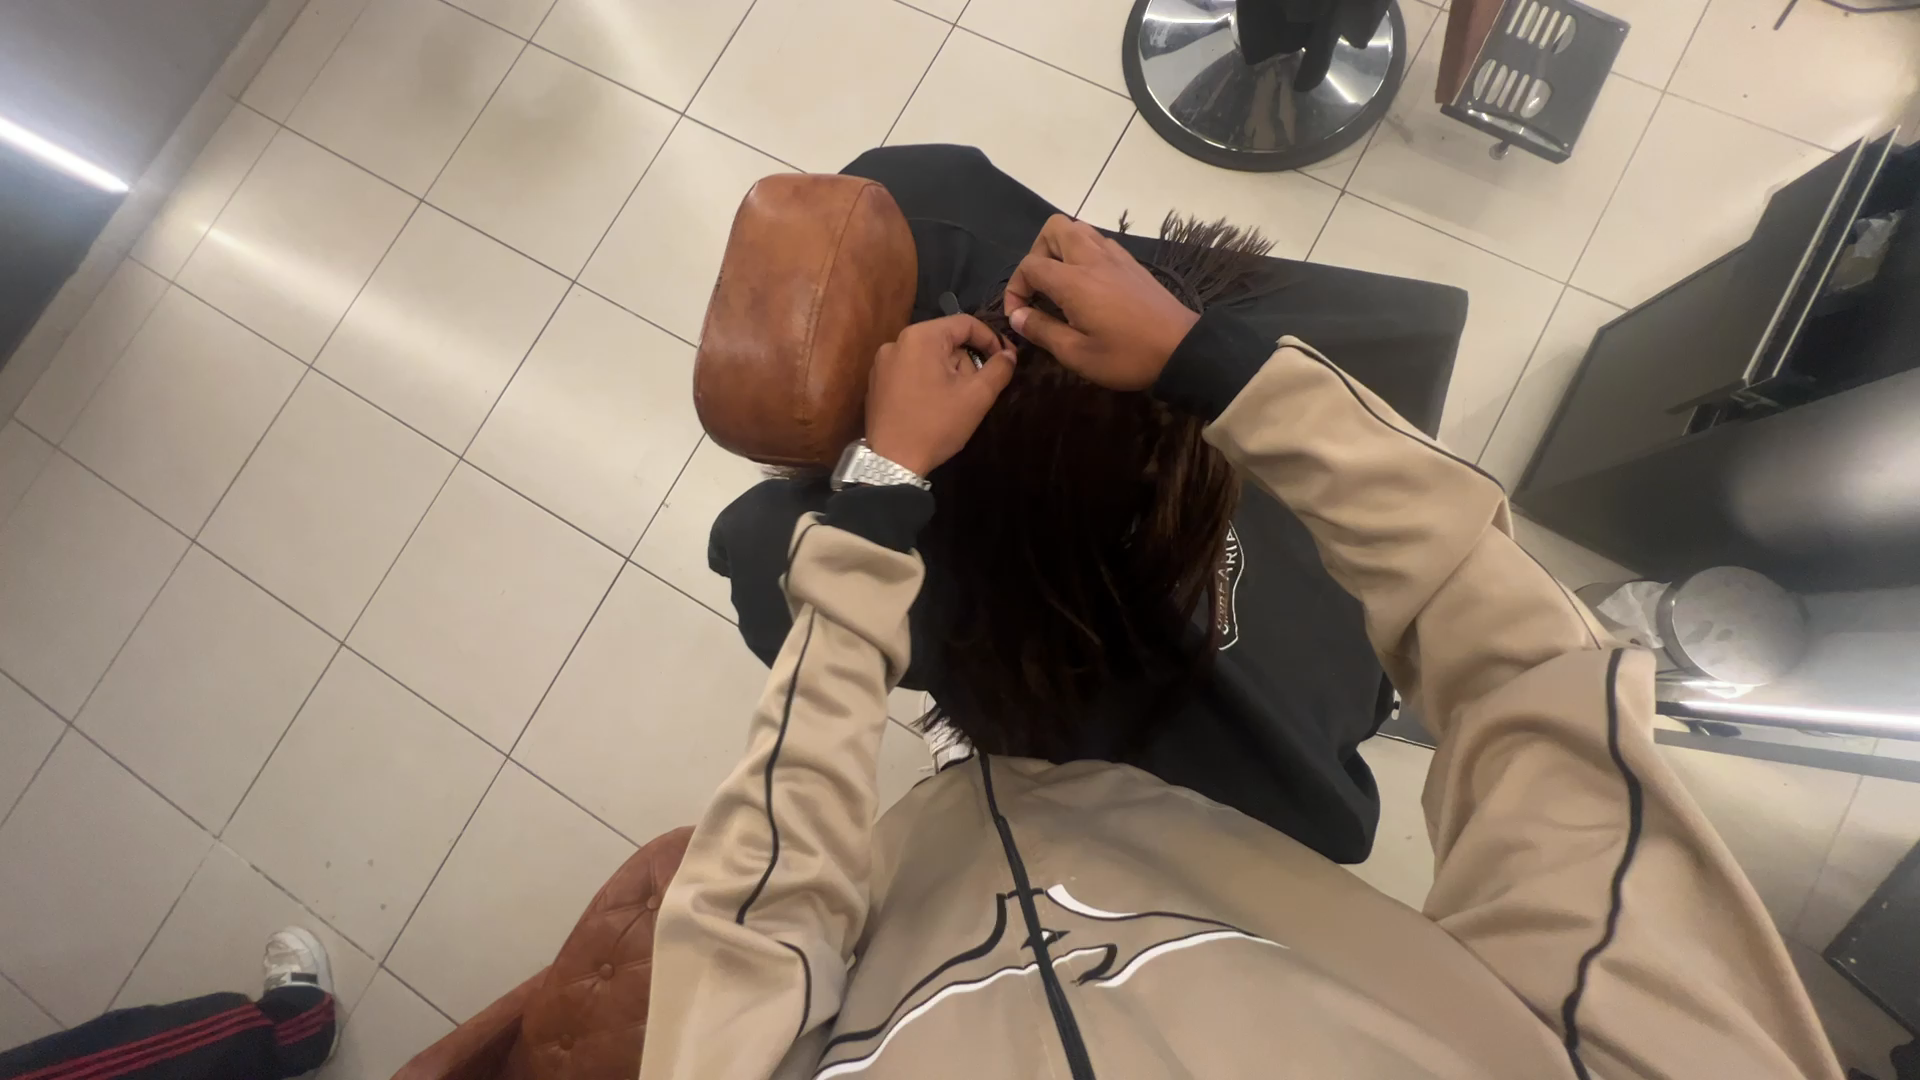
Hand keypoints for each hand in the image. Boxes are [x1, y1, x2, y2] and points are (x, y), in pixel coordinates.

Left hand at [865, 314, 1016, 476]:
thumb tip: (1009, 355)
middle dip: (967, 362)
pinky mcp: (877, 382)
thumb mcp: (976, 397)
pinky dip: (928, 382)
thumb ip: (998, 369)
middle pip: (946, 341)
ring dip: (948, 374)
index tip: (1006, 360)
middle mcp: (897, 341)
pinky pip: (912, 371)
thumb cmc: (936, 425)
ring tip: (954, 403)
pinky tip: (933, 407)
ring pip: (929, 357)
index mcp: (921, 337)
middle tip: (977, 390)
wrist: (892, 462)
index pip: (965, 323)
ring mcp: (883, 362)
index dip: (991, 339)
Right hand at [1002, 214, 1198, 390]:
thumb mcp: (1077, 354)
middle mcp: (1092, 259)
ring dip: (1060, 250)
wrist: (1181, 349)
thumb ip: (1043, 331)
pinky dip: (1083, 254)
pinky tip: (1086, 285)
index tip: (1018, 316)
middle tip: (1038, 288)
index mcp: (1074, 281)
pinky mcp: (1130, 263)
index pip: (1030, 266)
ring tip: (1059, 284)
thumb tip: (1017, 316)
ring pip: (1078, 229)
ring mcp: (1114, 256)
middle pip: (1053, 229)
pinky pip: (1098, 242)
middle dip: (1036, 254)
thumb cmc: (1126, 356)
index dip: (1015, 289)